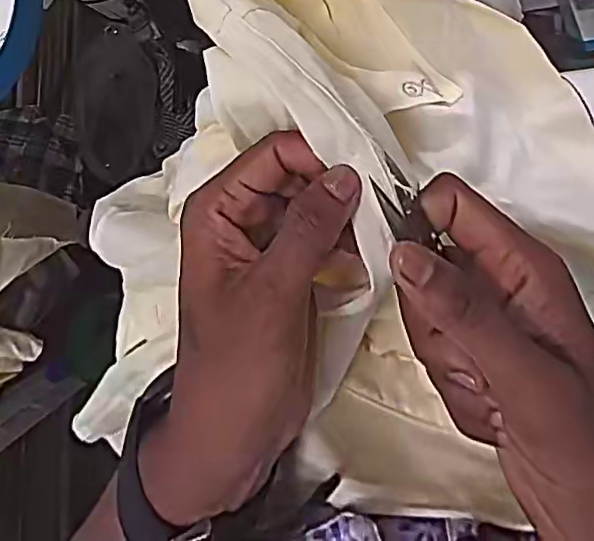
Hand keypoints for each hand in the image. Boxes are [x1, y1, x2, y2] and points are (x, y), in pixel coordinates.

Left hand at [139, 131, 361, 525]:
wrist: (233, 438)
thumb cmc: (233, 371)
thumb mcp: (271, 294)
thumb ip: (308, 229)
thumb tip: (345, 175)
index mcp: (218, 210)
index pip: (273, 155)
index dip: (315, 156)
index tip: (358, 173)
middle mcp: (242, 216)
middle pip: (298, 172)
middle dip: (336, 184)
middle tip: (376, 202)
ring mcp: (269, 240)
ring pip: (316, 201)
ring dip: (347, 213)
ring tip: (373, 230)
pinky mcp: (292, 265)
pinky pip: (325, 232)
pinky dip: (347, 238)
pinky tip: (363, 255)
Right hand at [392, 175, 593, 540]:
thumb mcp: (527, 377)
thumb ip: (462, 311)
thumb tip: (410, 255)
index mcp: (525, 265)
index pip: (453, 202)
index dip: (418, 220)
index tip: (403, 262)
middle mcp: (505, 284)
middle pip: (426, 259)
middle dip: (433, 317)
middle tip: (467, 353)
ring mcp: (489, 321)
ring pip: (424, 311)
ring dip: (445, 360)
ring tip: (488, 387)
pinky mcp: (477, 356)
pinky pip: (431, 351)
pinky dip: (452, 387)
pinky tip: (492, 408)